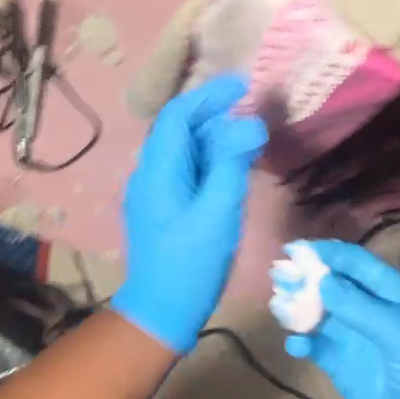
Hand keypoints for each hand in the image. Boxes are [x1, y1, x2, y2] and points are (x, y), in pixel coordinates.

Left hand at [110, 75, 267, 352]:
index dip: (207, 96)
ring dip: (213, 136)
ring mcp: (154, 191)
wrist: (160, 312)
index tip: (241, 86)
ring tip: (247, 135)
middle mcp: (149, 173)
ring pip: (183, 149)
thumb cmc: (189, 263)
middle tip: (250, 108)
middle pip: (178, 129)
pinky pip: (185, 169)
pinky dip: (209, 158)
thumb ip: (232, 164)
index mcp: (157, 169)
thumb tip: (250, 123)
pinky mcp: (163, 207)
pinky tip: (233, 167)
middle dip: (212, 113)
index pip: (177, 116)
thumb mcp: (218, 212)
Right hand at [285, 241, 399, 398]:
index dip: (327, 253)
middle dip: (306, 278)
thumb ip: (358, 307)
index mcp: (393, 293)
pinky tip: (295, 344)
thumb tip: (320, 280)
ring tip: (278, 306)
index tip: (295, 250)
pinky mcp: (345, 370)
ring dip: (299, 308)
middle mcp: (372, 311)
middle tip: (277, 275)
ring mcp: (357, 341)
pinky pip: (318, 347)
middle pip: (332, 285)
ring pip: (320, 315)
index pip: (355, 262)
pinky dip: (304, 342)